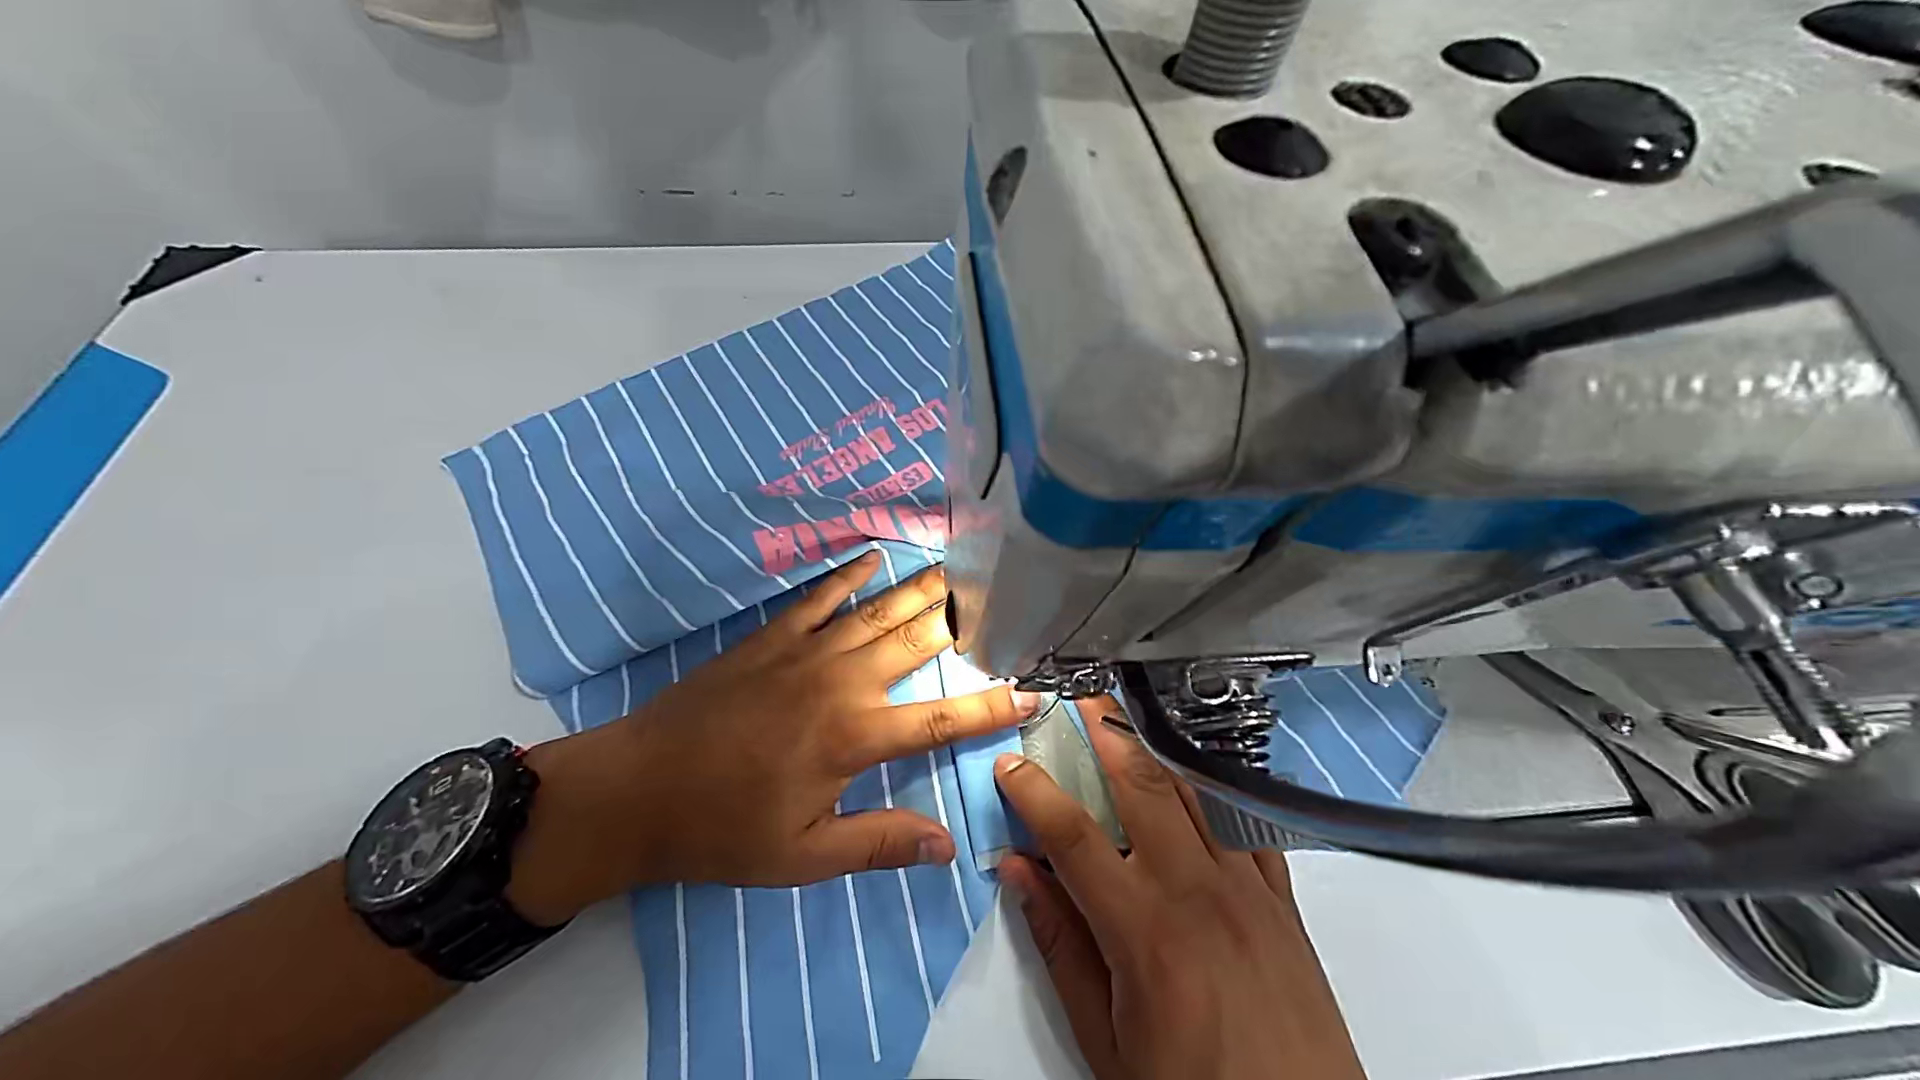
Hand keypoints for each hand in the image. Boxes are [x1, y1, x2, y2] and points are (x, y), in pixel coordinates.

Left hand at [505, 553, 1041, 924]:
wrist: (638, 789)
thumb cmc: (724, 829)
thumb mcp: (805, 855)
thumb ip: (880, 842)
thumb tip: (948, 845)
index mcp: (855, 737)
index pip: (942, 718)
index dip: (992, 707)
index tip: (1033, 691)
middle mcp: (841, 682)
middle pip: (917, 643)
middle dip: (962, 624)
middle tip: (999, 601)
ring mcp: (805, 652)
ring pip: (877, 611)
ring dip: (919, 591)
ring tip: (955, 570)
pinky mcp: (771, 639)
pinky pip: (820, 597)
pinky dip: (849, 575)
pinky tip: (873, 557)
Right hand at [995, 697, 1365, 1079]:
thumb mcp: (1104, 1038)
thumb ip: (1059, 945)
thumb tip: (1020, 875)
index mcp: (1143, 930)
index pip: (1072, 836)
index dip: (1033, 792)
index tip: (1010, 767)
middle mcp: (1196, 893)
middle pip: (1142, 786)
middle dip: (1105, 733)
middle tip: (1081, 700)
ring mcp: (1247, 890)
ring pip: (1196, 792)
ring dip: (1157, 748)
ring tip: (1129, 720)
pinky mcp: (1283, 900)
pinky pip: (1248, 824)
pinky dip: (1219, 791)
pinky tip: (1199, 774)